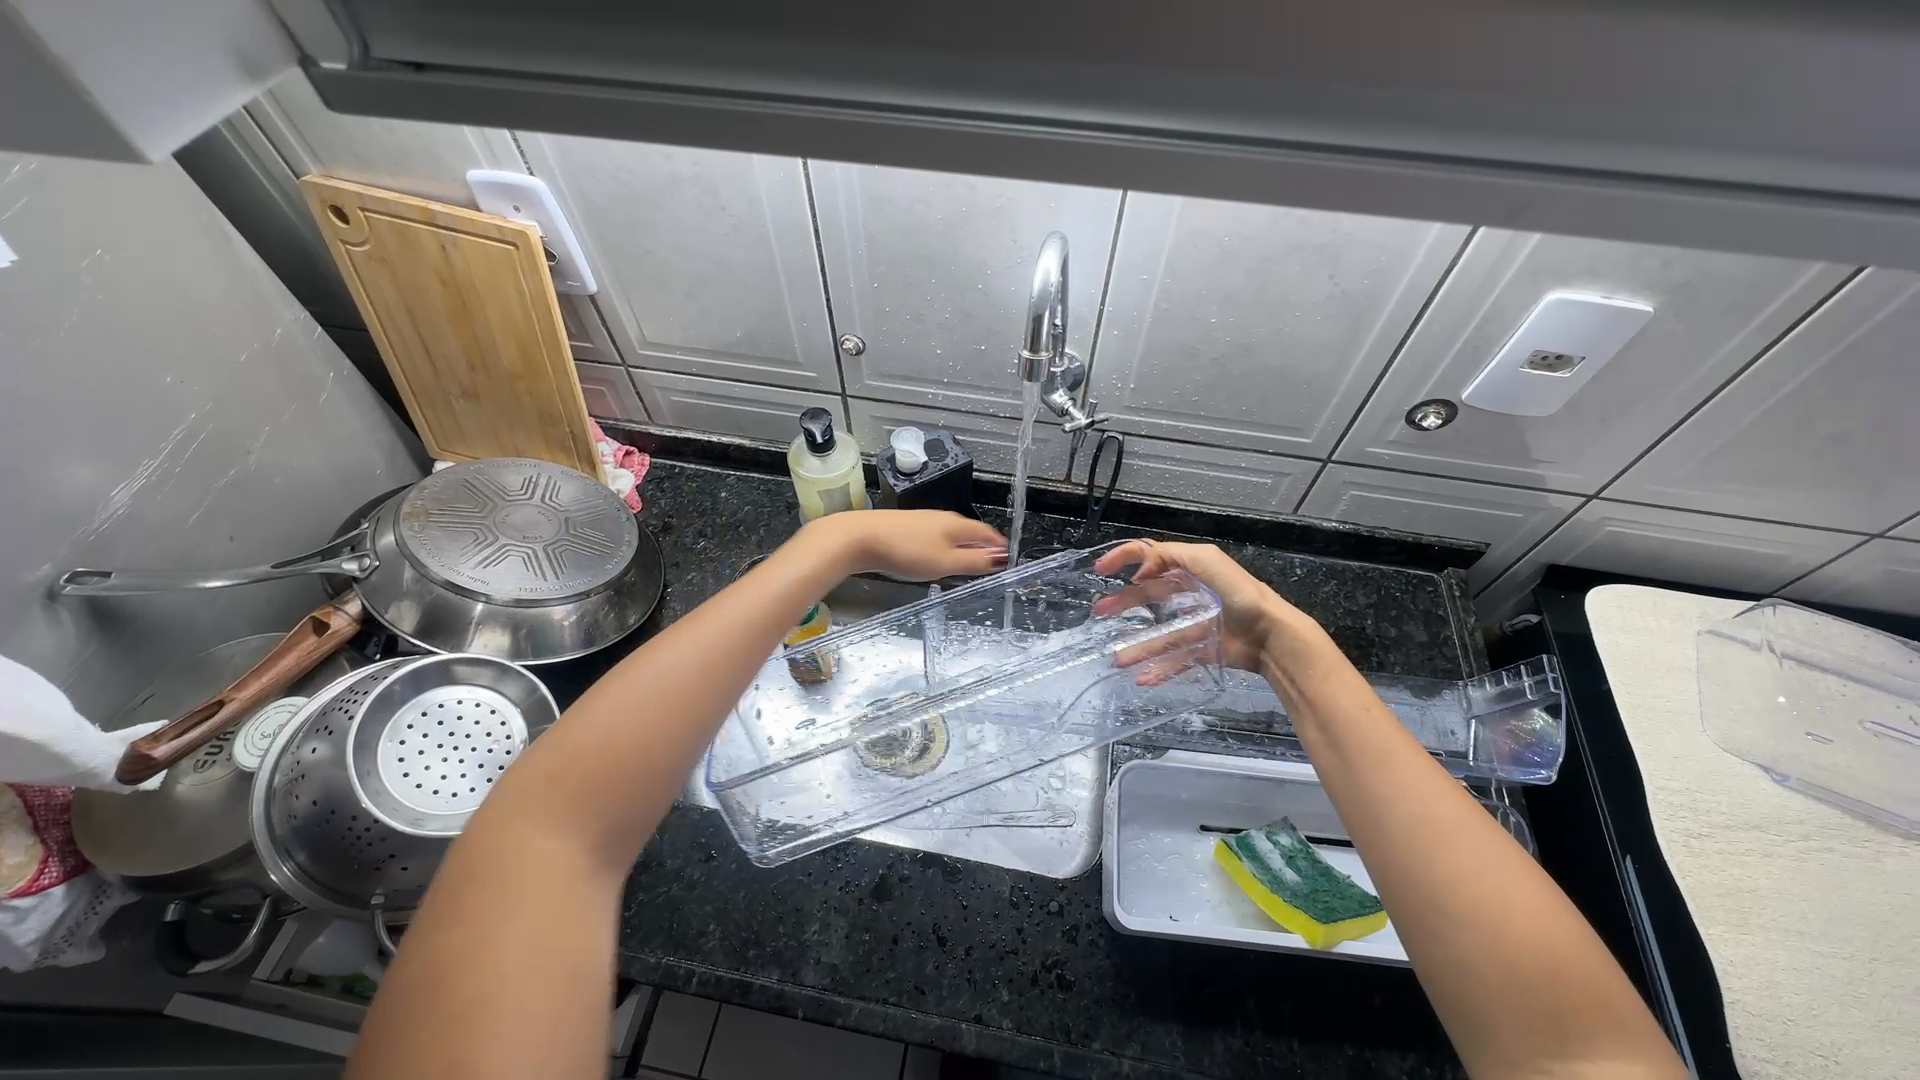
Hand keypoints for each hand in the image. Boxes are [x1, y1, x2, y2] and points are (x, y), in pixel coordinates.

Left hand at [807, 511, 1005, 581]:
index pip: (987, 533)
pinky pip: (934, 536)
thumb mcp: (945, 563)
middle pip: (970, 531)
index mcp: (957, 525)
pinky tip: (937, 558)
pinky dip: (943, 547)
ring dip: (962, 546)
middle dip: (982, 545)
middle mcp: (943, 518)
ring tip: (967, 563)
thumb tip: (1002, 557)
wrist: (860, 538)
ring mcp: (923, 520)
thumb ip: (974, 562)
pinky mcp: (906, 526)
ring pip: (951, 533)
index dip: (999, 546)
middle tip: (990, 563)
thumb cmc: (906, 552)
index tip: (1007, 558)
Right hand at [1093, 540, 1313, 672]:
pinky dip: (1160, 667)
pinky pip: (1177, 658)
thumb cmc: (1245, 598)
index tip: (1102, 569)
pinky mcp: (1206, 648)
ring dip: (1138, 644)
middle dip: (1124, 601)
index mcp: (1194, 567)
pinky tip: (1144, 677)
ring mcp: (1198, 622)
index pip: (1153, 556)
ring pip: (1160, 632)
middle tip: (1100, 610)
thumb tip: (1141, 570)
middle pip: (1151, 595)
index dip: (1125, 558)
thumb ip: (1176, 558)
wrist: (1275, 638)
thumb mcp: (1211, 564)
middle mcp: (1194, 592)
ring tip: (1117, 656)